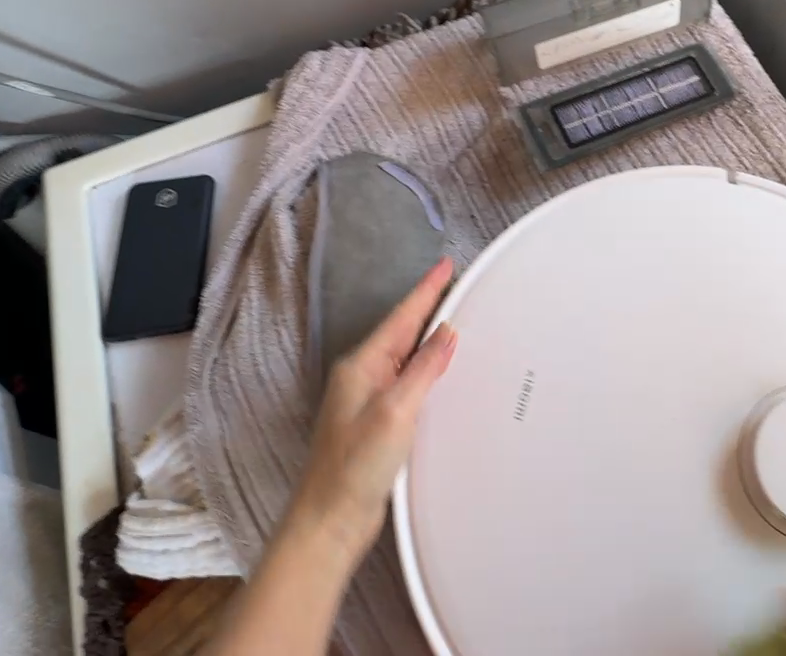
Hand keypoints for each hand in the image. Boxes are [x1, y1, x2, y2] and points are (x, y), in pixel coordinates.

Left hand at [288, 257, 458, 550]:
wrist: (330, 522)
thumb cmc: (353, 469)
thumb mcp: (396, 411)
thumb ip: (423, 369)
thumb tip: (447, 333)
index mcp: (362, 366)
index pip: (402, 317)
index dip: (427, 289)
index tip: (445, 264)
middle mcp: (362, 376)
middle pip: (403, 331)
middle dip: (429, 306)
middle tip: (454, 283)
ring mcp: (368, 398)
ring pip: (405, 354)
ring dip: (428, 335)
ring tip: (452, 315)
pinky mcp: (377, 419)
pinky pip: (406, 378)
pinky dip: (425, 365)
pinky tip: (438, 368)